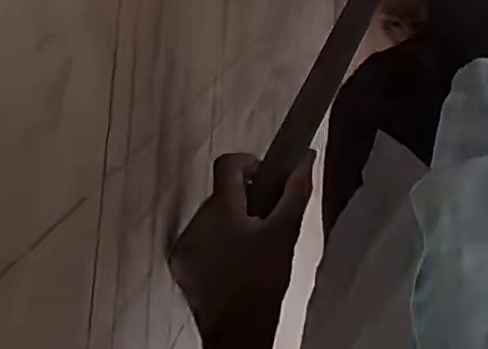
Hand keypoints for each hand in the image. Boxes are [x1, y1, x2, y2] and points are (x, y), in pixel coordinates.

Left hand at [167, 150, 313, 348]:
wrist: (240, 338)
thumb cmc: (264, 286)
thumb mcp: (286, 233)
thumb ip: (296, 190)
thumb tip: (307, 157)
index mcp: (221, 210)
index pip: (227, 163)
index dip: (248, 163)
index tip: (263, 180)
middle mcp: (196, 223)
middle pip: (221, 191)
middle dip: (243, 198)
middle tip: (264, 219)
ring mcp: (185, 246)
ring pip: (210, 214)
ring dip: (230, 219)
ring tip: (251, 243)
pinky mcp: (180, 266)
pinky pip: (199, 237)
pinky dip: (216, 240)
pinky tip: (235, 260)